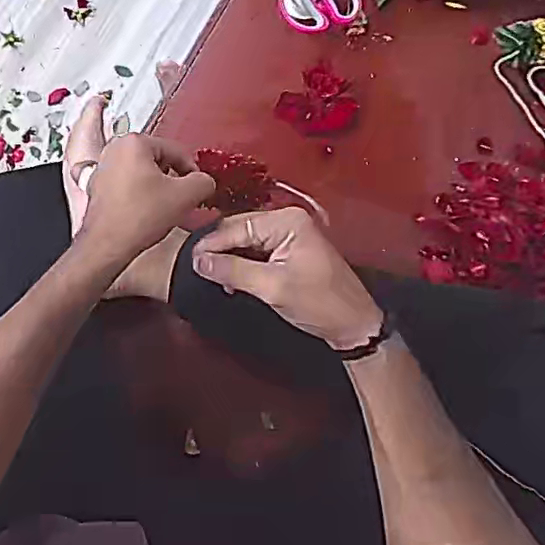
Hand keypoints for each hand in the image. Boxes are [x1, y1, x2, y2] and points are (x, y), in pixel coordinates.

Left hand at [75, 134, 215, 268]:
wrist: (106, 246)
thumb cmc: (137, 218)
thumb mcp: (186, 196)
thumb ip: (204, 181)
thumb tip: (204, 182)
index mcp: (135, 142)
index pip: (176, 151)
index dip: (191, 171)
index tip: (196, 186)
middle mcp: (115, 149)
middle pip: (159, 160)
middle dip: (172, 178)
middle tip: (179, 198)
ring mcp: (103, 168)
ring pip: (143, 172)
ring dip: (156, 187)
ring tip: (162, 207)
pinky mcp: (97, 186)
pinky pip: (127, 185)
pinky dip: (138, 194)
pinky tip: (144, 211)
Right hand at [193, 207, 383, 350]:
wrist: (354, 324)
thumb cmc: (318, 303)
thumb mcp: (273, 288)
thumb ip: (234, 272)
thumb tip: (199, 262)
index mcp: (287, 221)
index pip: (238, 226)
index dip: (212, 243)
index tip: (189, 260)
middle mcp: (287, 219)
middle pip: (241, 229)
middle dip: (219, 249)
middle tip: (196, 269)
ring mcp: (289, 233)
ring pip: (247, 240)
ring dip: (229, 258)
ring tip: (211, 276)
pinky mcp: (289, 248)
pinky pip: (257, 249)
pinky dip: (242, 263)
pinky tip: (230, 279)